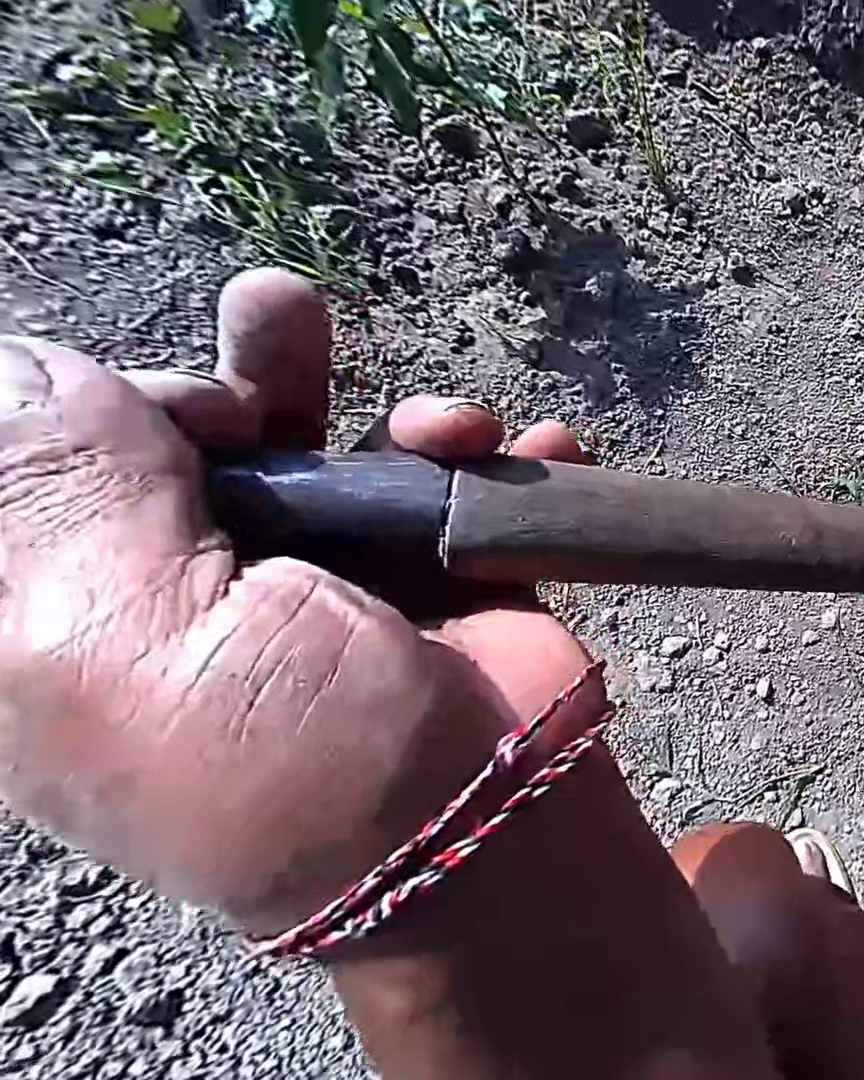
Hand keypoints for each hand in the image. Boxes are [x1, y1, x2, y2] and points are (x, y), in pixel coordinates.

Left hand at [0, 269, 606, 936]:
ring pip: (367, 461)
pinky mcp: (461, 577)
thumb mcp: (121, 636)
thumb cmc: (288, 748)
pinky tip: (549, 446)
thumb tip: (39, 363)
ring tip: (463, 425)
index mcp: (88, 607)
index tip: (208, 409)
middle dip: (262, 369)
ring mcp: (360, 579)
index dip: (126, 402)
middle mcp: (224, 583)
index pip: (68, 464)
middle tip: (291, 312)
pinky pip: (479, 499)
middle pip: (225, 443)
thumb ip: (62, 492)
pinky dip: (515, 463)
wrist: (480, 807)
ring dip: (417, 419)